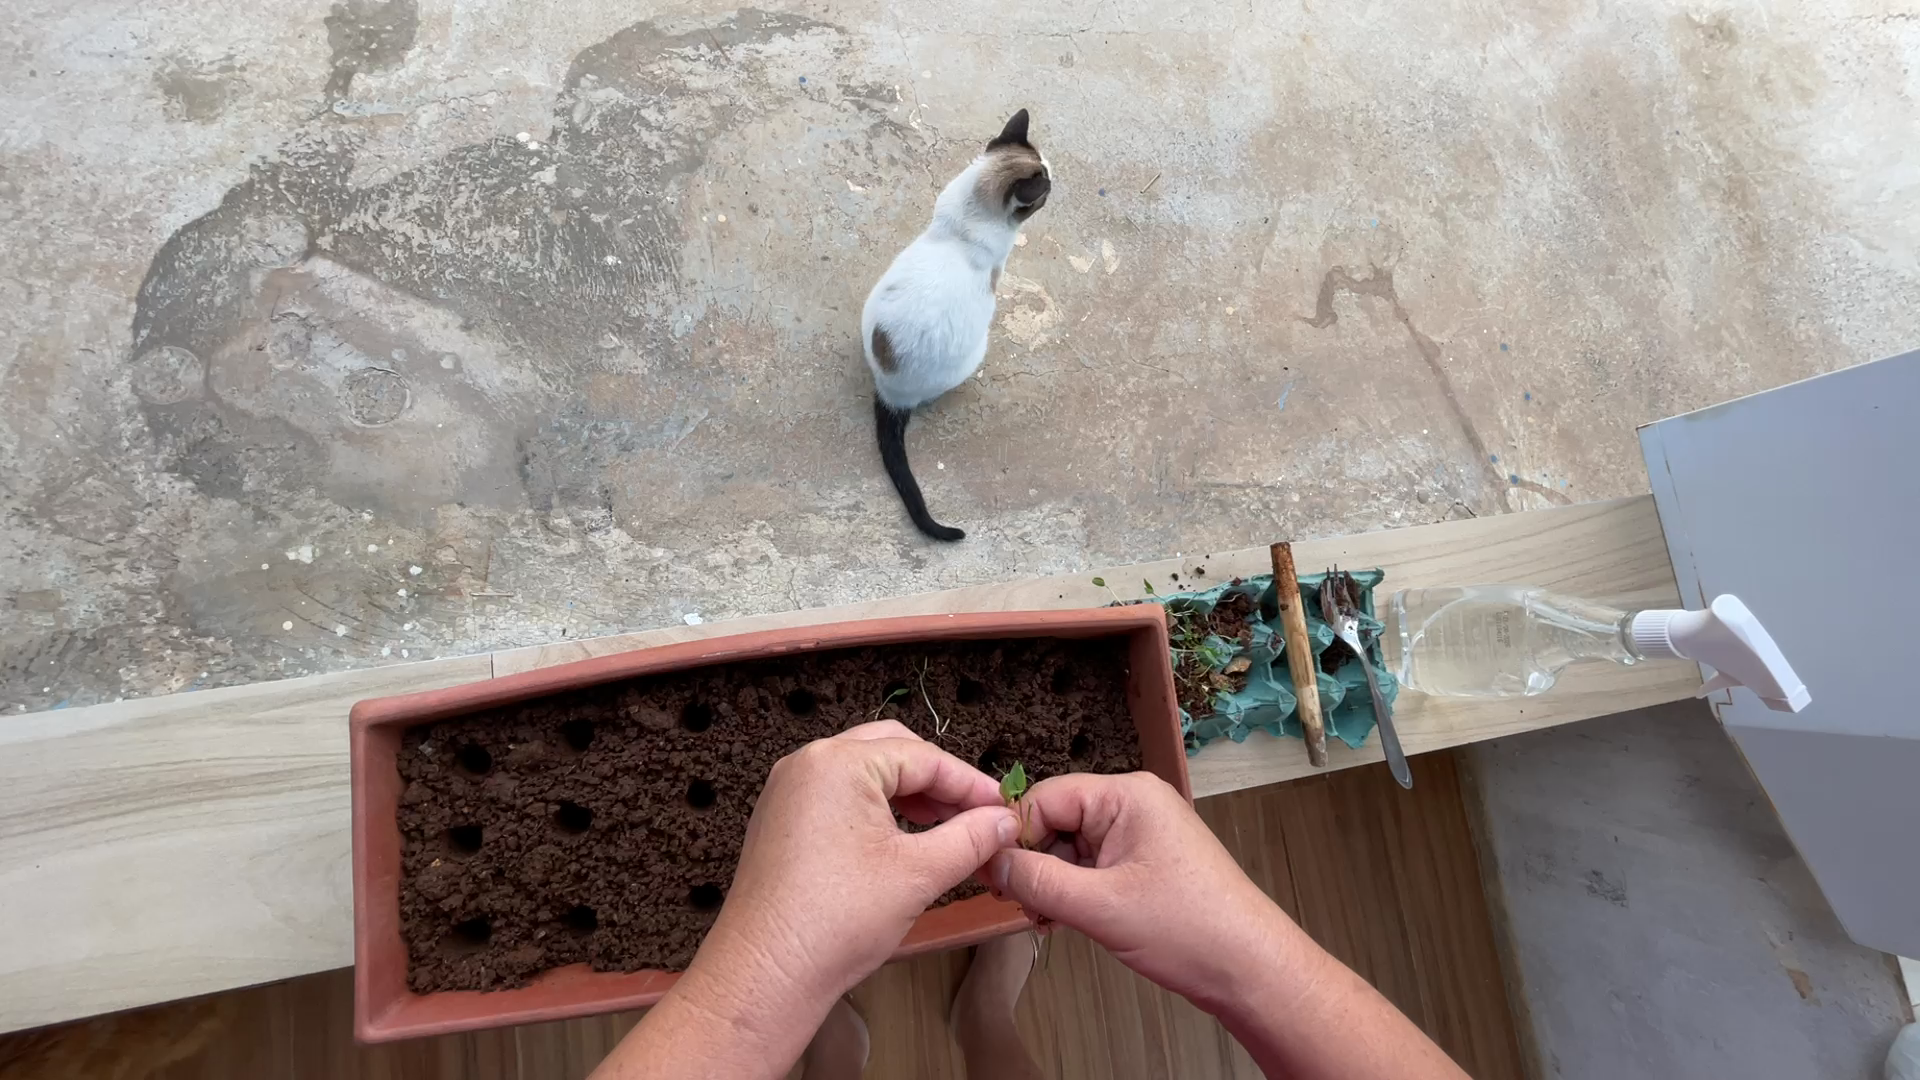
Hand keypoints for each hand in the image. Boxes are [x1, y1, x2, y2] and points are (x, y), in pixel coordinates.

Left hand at [685, 720, 1018, 1017]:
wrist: (762, 980)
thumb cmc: (838, 921)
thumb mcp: (918, 874)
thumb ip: (970, 838)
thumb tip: (1006, 820)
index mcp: (839, 761)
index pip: (922, 757)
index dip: (969, 783)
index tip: (1003, 808)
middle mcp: (809, 760)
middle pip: (892, 749)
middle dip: (937, 780)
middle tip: (974, 813)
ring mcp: (789, 786)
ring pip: (865, 769)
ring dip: (908, 792)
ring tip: (944, 826)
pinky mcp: (781, 815)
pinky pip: (840, 791)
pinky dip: (876, 805)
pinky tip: (900, 837)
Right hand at [985, 771, 1285, 1011]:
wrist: (1253, 973)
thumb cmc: (1192, 930)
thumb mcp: (1101, 906)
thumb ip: (1039, 881)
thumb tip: (991, 863)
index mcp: (1126, 795)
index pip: (1048, 797)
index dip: (1016, 834)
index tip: (993, 871)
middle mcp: (1132, 804)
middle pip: (1058, 820)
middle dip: (1035, 862)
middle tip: (1021, 903)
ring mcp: (1139, 832)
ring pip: (1072, 845)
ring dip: (1052, 881)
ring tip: (1044, 918)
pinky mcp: (1142, 860)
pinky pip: (1091, 863)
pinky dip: (1073, 889)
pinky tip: (1062, 917)